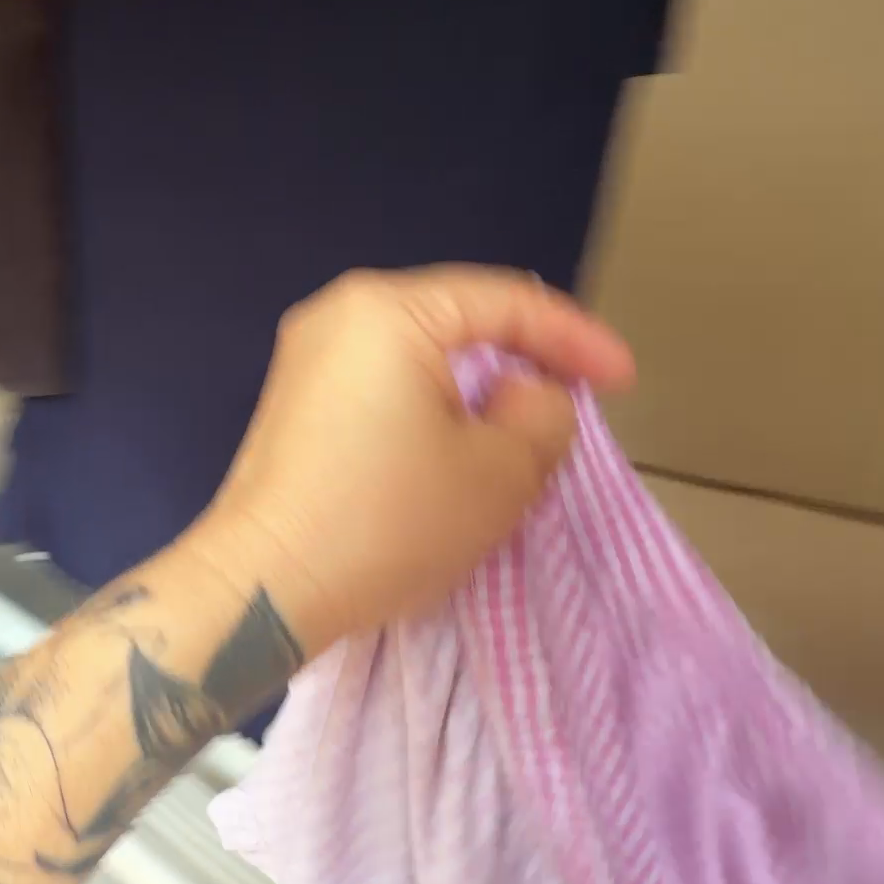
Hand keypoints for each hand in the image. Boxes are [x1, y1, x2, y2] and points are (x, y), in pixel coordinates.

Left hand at [183, 265, 634, 654]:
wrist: (263, 581)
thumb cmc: (383, 521)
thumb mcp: (499, 472)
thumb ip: (543, 413)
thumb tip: (520, 392)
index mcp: (384, 309)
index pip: (503, 302)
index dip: (575, 338)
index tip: (620, 382)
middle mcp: (333, 315)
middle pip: (453, 322)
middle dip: (517, 362)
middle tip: (566, 407)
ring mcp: (303, 358)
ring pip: (414, 357)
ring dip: (470, 390)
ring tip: (511, 437)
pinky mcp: (291, 400)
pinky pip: (377, 384)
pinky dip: (423, 407)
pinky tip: (444, 449)